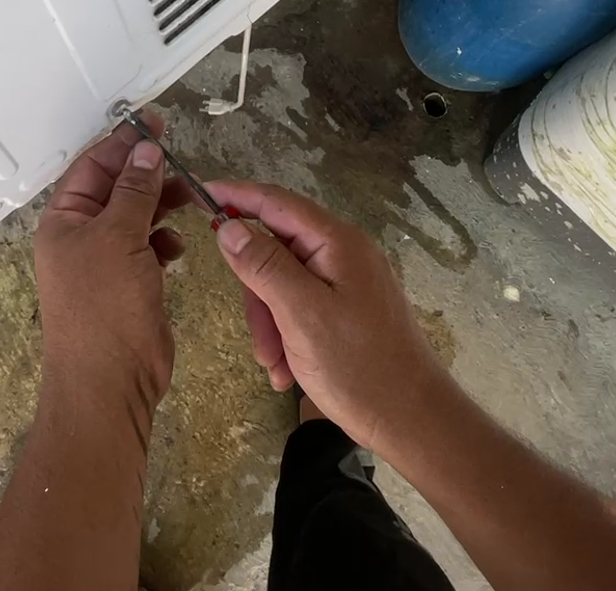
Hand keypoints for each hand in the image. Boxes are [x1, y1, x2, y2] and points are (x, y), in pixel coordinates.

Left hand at [33, 112, 193, 420]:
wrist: (110, 384)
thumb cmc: (105, 307)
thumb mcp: (119, 239)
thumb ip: (134, 192)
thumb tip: (145, 150)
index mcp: (64, 219)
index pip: (93, 166)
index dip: (123, 142)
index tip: (154, 122)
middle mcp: (81, 235)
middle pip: (116, 188)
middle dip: (147, 172)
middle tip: (180, 157)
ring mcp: (105, 260)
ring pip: (136, 215)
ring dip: (161, 203)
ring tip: (191, 195)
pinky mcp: (129, 281)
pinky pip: (148, 245)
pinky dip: (164, 239)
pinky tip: (177, 245)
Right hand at [206, 181, 451, 452]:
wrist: (415, 422)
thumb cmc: (358, 366)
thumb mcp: (300, 313)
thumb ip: (263, 265)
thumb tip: (229, 226)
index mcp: (336, 242)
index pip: (276, 202)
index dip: (236, 195)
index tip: (200, 192)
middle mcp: (343, 252)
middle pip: (276, 249)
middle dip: (257, 292)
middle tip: (259, 340)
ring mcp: (347, 280)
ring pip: (283, 282)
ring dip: (270, 322)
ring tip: (276, 365)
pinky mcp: (348, 306)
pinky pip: (300, 304)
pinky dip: (286, 332)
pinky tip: (288, 368)